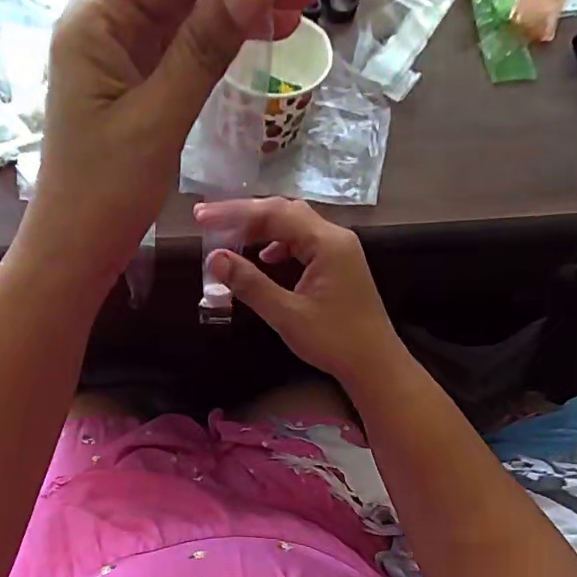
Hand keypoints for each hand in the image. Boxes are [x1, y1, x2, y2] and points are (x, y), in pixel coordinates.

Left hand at [20, 0, 319, 286]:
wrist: (74, 251)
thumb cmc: (104, 195)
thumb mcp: (158, 120)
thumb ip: (205, 47)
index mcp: (97, 22)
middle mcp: (106, 25)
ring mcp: (121, 55)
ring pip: (190, 8)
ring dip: (243, 0)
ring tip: (302, 3)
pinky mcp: (137, 84)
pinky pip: (186, 44)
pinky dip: (225, 36)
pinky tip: (266, 32)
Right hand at [200, 198, 406, 388]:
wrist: (374, 364)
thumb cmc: (334, 341)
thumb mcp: (286, 314)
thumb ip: (250, 284)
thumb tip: (215, 259)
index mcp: (327, 242)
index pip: (274, 214)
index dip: (234, 213)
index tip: (201, 217)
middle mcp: (335, 237)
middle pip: (284, 212)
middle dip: (245, 215)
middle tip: (209, 221)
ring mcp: (339, 250)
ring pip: (293, 226)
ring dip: (260, 228)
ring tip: (230, 237)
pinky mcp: (338, 264)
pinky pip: (303, 242)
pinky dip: (277, 244)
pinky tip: (263, 258)